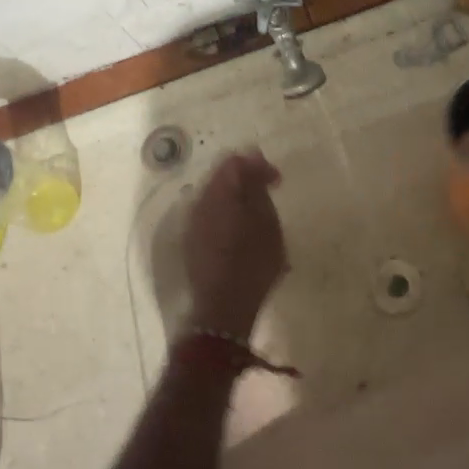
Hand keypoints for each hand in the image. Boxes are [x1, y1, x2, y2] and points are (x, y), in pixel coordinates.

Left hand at [184, 150, 286, 338]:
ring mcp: (191, 223)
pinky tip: (242, 237)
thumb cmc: (253, 262)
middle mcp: (199, 202)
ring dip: (236, 201)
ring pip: (215, 198)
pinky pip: (210, 217)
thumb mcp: (266, 221)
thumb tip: (252, 159)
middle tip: (268, 197)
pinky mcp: (190, 243)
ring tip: (257, 219)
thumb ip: (257, 186)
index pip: (236, 161)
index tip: (278, 182)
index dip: (259, 166)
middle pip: (222, 178)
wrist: (223, 308)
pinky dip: (227, 218)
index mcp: (218, 192)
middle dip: (246, 183)